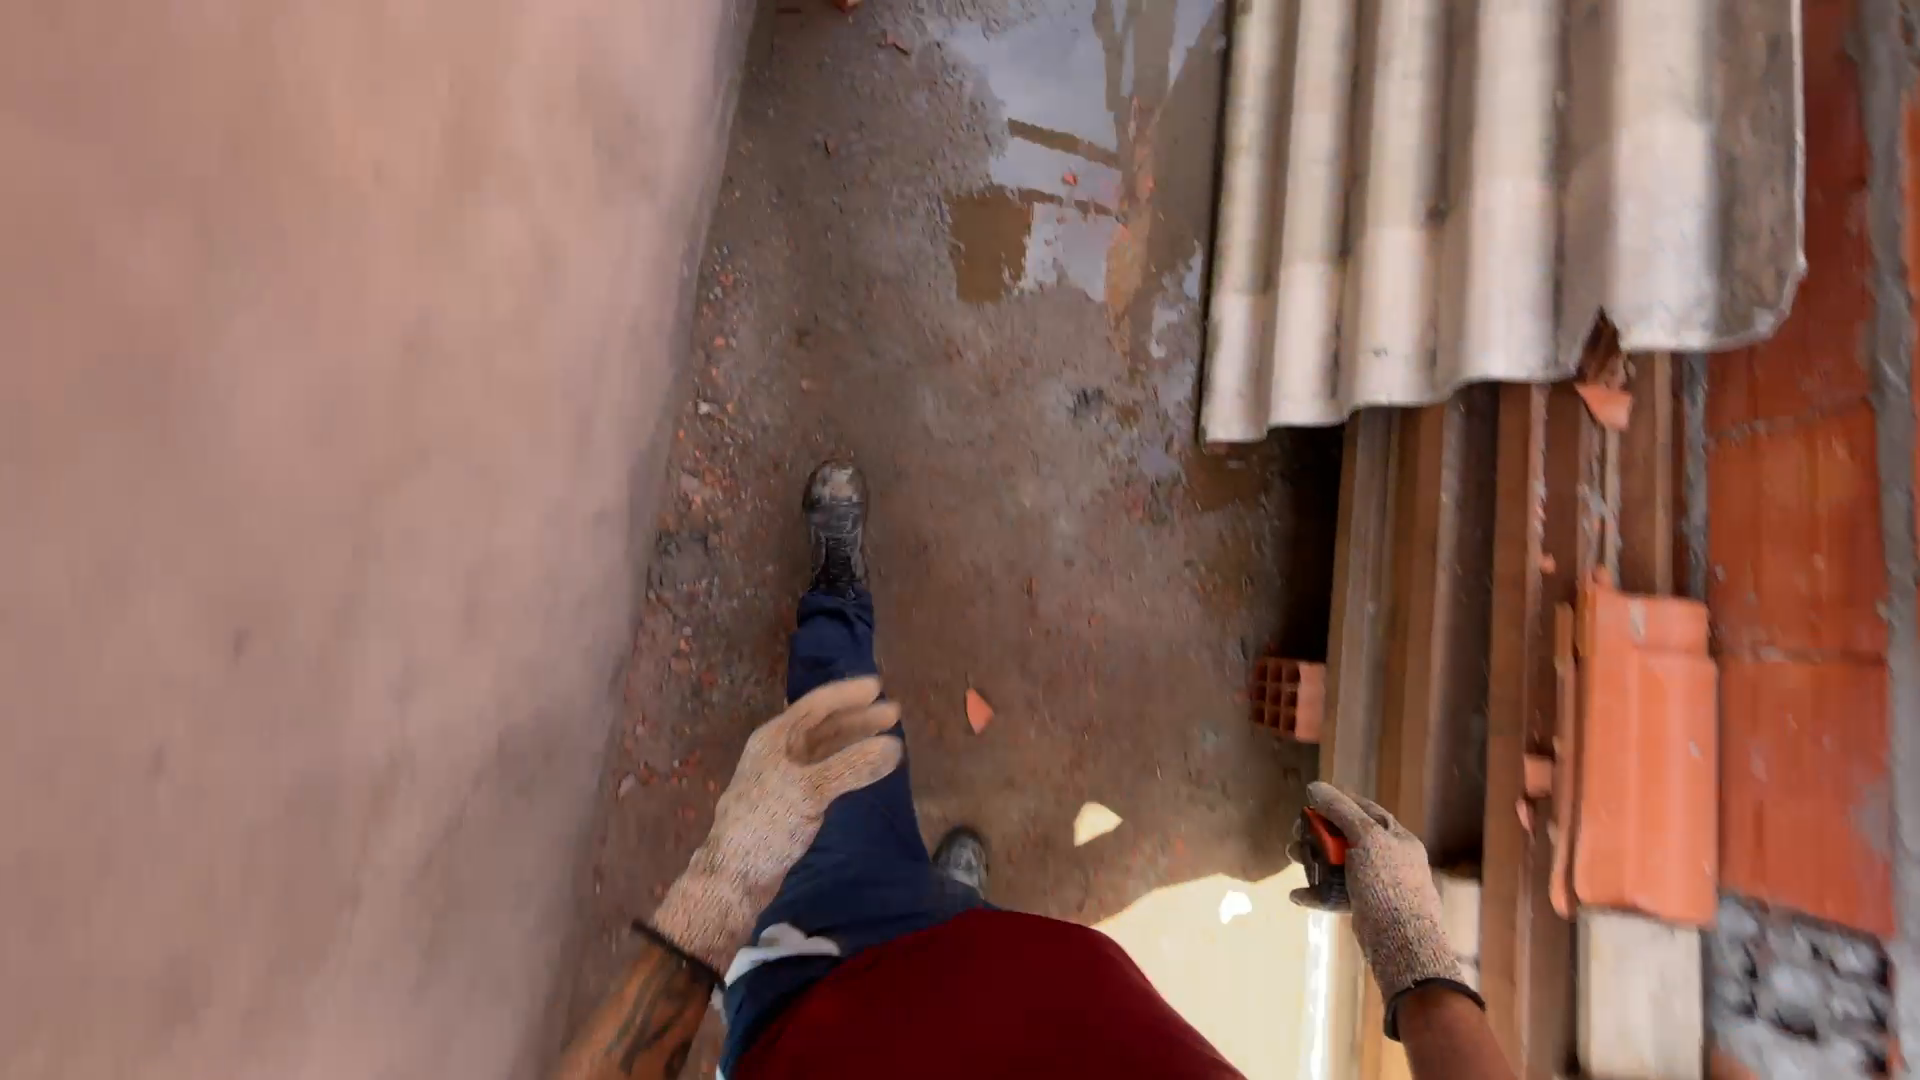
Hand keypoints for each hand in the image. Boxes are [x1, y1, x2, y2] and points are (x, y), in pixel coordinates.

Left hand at [650, 677, 903, 970]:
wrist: (734, 878)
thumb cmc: (766, 825)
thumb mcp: (810, 792)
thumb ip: (852, 767)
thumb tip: (895, 746)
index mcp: (777, 738)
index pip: (817, 705)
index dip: (848, 694)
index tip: (878, 687)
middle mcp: (780, 750)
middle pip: (824, 725)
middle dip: (858, 718)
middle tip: (894, 713)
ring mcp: (785, 775)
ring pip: (825, 748)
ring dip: (854, 740)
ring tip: (886, 737)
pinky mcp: (792, 800)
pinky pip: (826, 769)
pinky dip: (847, 764)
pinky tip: (863, 768)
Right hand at [1288, 782, 1468, 1012]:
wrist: (1403, 944)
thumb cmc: (1388, 884)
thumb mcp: (1366, 838)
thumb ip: (1341, 810)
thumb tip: (1315, 786)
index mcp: (1396, 838)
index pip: (1365, 809)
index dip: (1337, 801)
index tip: (1311, 799)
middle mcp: (1388, 858)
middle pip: (1345, 836)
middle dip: (1316, 832)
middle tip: (1295, 833)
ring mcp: (1377, 884)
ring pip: (1337, 863)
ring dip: (1312, 859)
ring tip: (1293, 859)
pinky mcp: (1365, 907)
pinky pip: (1336, 891)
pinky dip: (1316, 891)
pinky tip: (1299, 895)